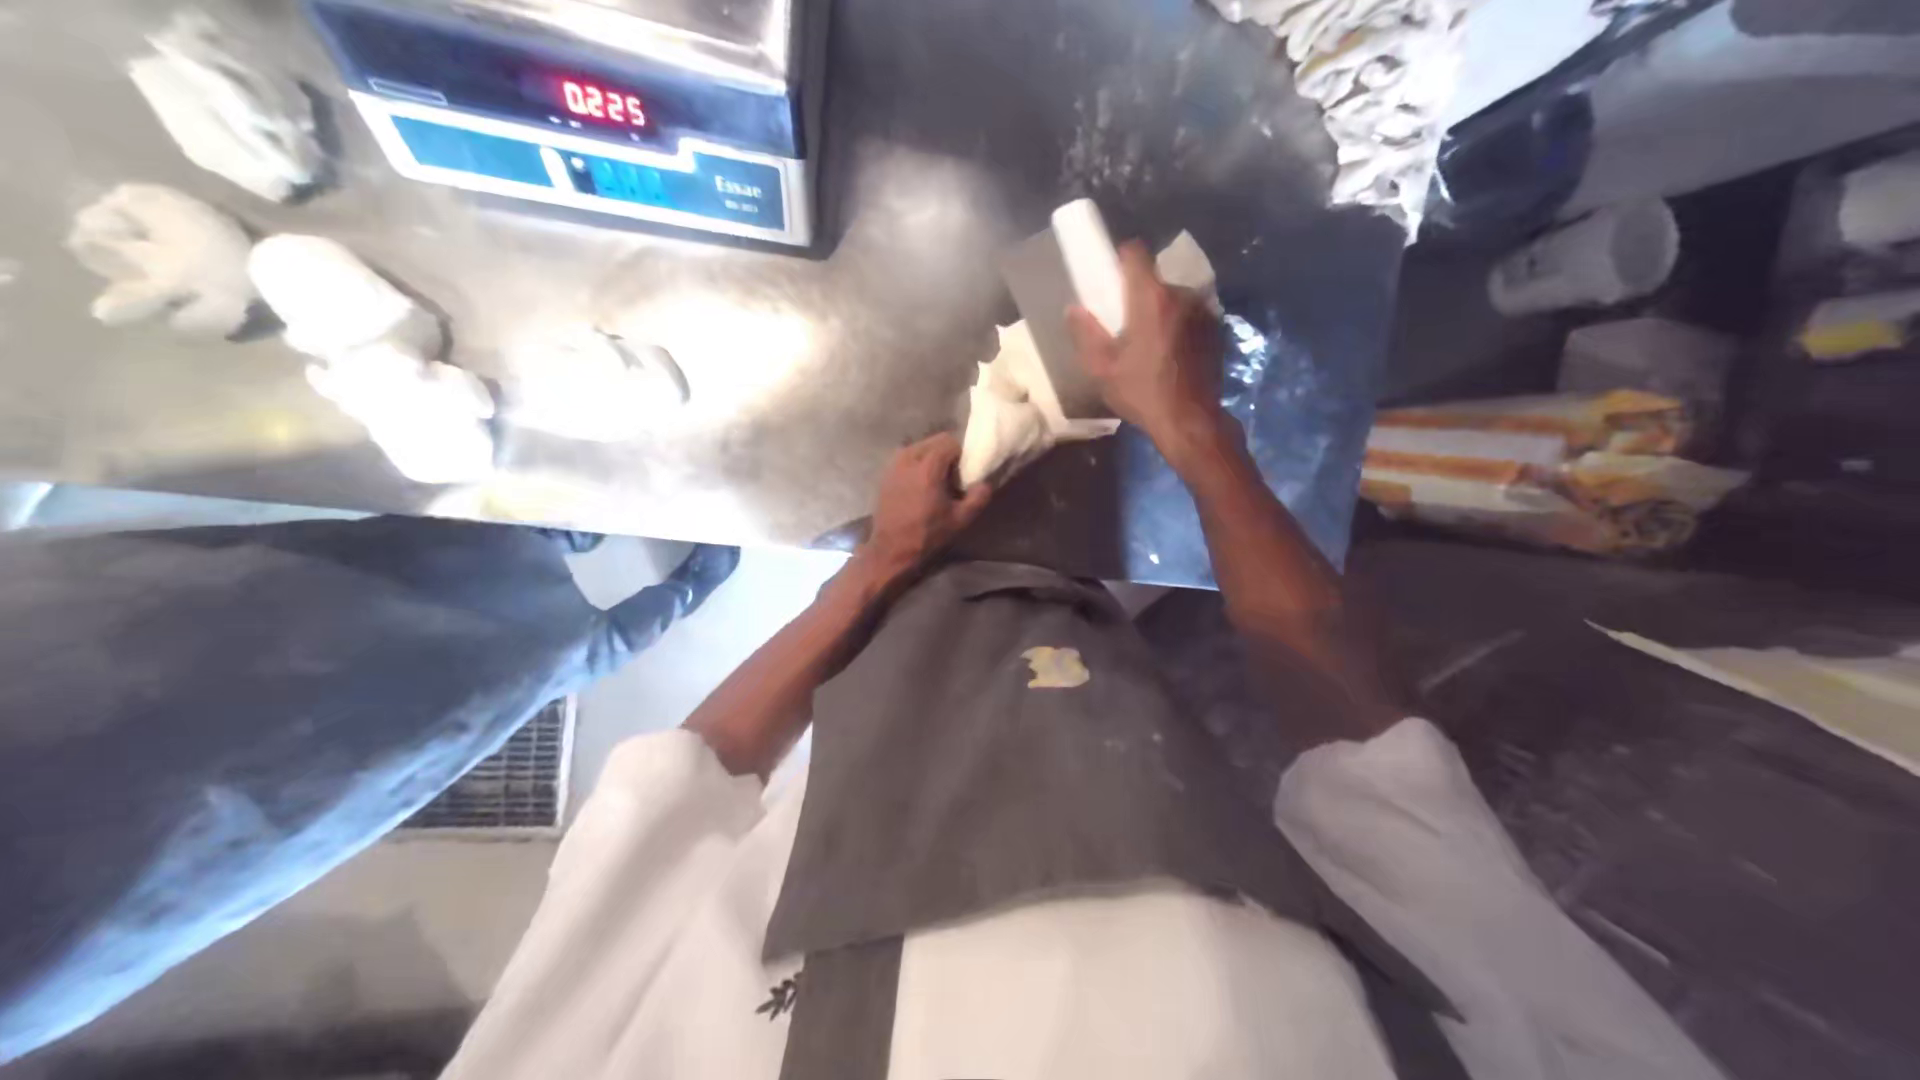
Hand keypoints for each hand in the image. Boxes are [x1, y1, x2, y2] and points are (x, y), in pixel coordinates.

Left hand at [860, 433, 992, 579]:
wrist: (891, 549)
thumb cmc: (927, 534)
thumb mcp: (960, 519)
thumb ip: (978, 497)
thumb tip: (984, 483)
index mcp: (928, 467)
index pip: (950, 442)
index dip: (961, 455)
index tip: (963, 473)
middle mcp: (908, 458)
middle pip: (934, 441)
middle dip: (947, 453)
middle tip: (952, 477)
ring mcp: (894, 464)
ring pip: (920, 447)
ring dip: (931, 457)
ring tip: (935, 481)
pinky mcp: (886, 473)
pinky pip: (907, 457)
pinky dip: (917, 463)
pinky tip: (919, 485)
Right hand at [1067, 241, 1226, 457]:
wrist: (1190, 421)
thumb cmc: (1142, 393)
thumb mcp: (1102, 369)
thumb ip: (1085, 333)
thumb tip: (1073, 309)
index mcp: (1151, 298)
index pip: (1136, 253)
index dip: (1120, 259)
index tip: (1110, 278)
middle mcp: (1182, 295)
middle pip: (1154, 280)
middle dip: (1139, 295)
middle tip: (1126, 325)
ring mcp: (1204, 311)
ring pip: (1174, 298)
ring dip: (1161, 312)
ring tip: (1150, 343)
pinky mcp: (1217, 329)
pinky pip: (1190, 315)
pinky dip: (1179, 326)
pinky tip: (1171, 353)